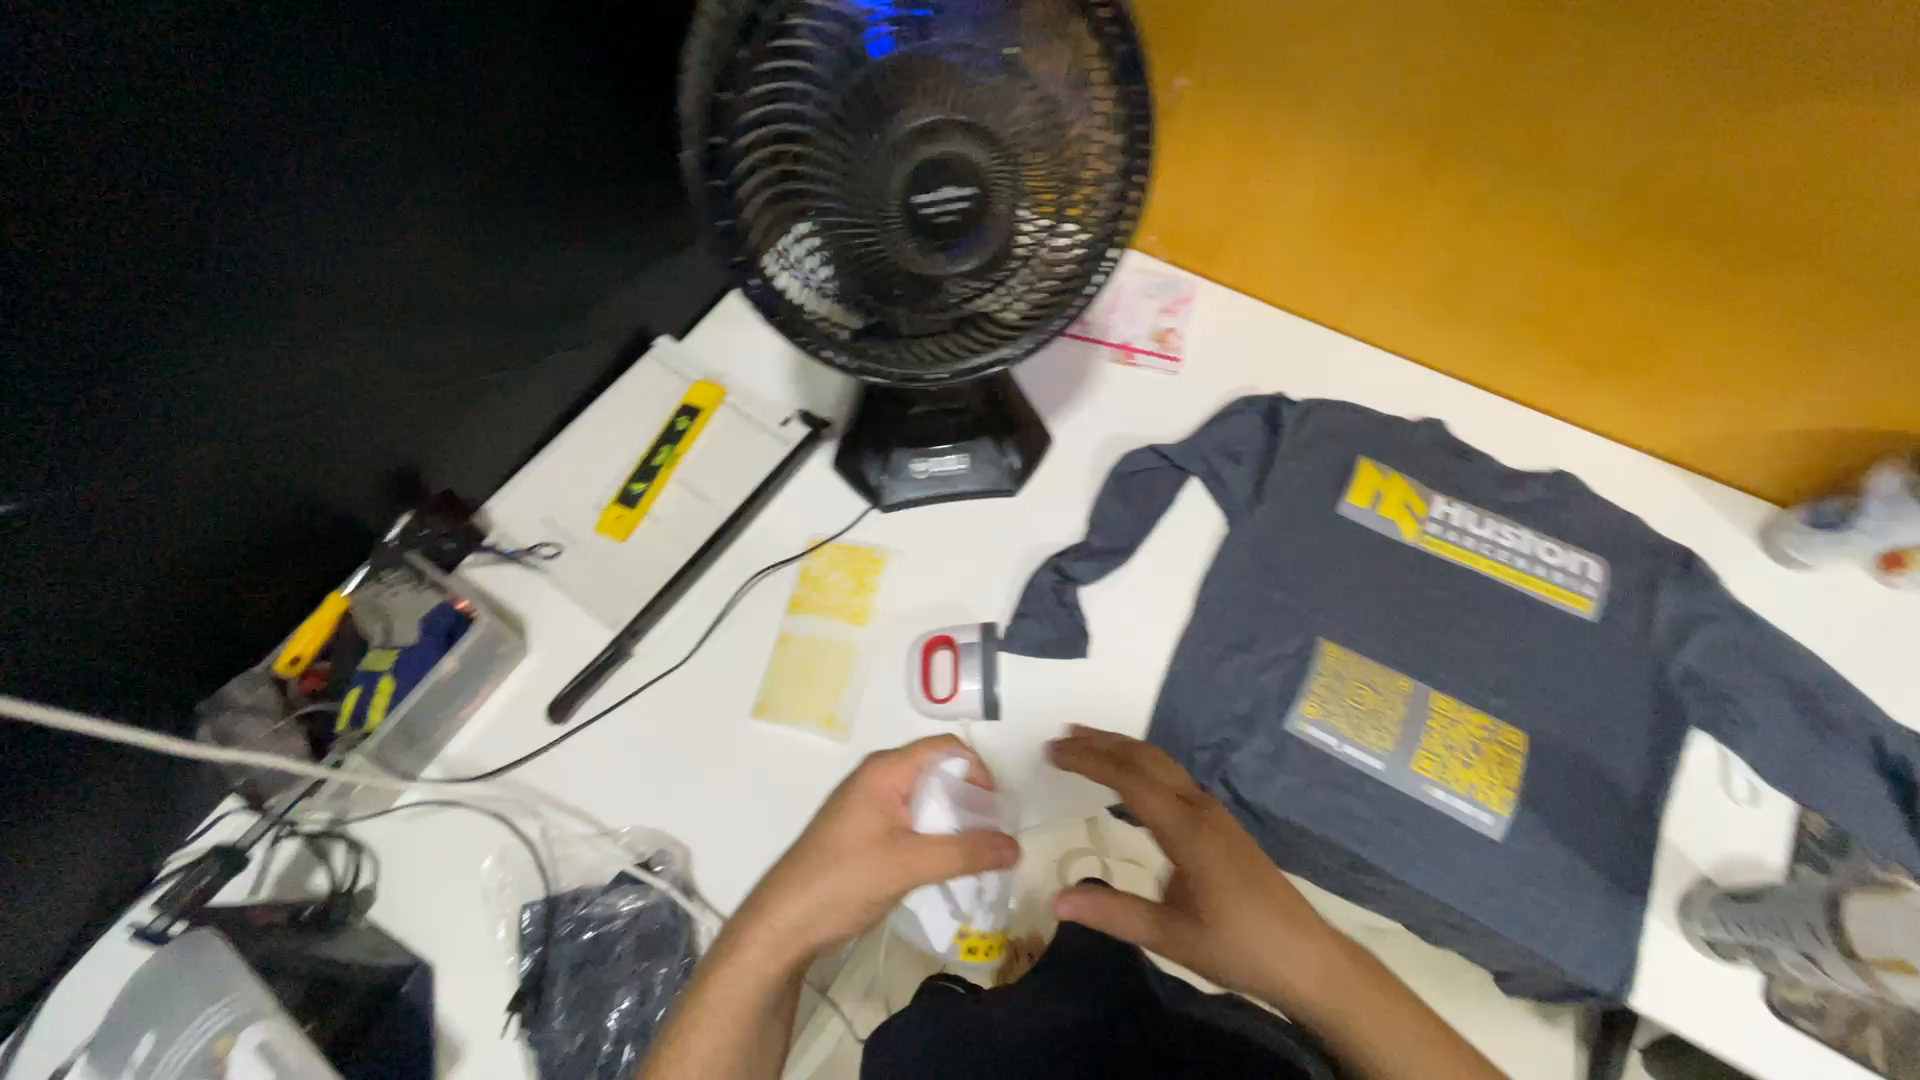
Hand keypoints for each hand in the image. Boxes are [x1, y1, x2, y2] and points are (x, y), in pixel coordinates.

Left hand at [729, 735, 1020, 966]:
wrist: (784, 923)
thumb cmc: (844, 880)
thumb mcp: (910, 864)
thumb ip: (965, 853)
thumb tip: (1016, 846)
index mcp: (886, 770)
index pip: (946, 748)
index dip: (977, 769)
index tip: (995, 808)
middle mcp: (877, 778)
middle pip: (936, 771)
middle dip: (968, 798)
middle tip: (990, 835)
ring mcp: (868, 805)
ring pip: (924, 800)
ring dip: (951, 821)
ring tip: (973, 854)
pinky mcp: (864, 832)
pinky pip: (910, 820)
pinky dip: (932, 836)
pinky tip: (943, 866)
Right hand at [1046, 725, 1340, 1001]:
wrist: (1307, 958)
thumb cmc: (1240, 948)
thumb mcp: (1171, 937)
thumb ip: (1113, 913)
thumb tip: (1056, 900)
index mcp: (1186, 829)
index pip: (1129, 778)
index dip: (1088, 760)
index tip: (1053, 751)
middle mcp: (1200, 809)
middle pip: (1147, 759)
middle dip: (1103, 744)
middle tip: (1061, 738)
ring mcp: (1214, 814)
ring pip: (1163, 765)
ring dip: (1123, 751)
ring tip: (1087, 746)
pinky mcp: (1220, 825)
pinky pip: (1173, 779)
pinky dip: (1142, 767)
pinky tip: (1130, 783)